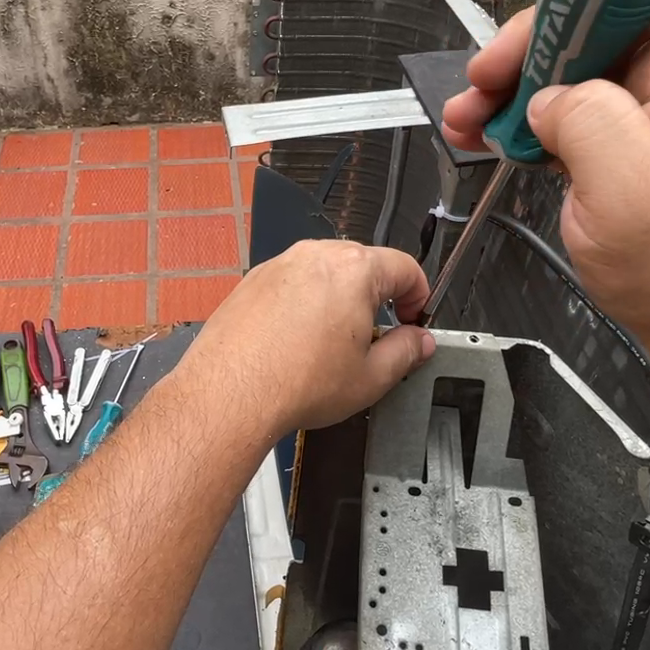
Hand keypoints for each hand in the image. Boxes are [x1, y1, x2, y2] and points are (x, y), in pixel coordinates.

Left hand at [174, 240, 434, 436]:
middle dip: (376, 299)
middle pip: (362, 266)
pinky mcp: (251, 282)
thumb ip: (406, 352)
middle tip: (375, 338)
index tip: (414, 319)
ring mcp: (278, 265)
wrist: (230, 393)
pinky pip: (290, 286)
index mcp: (354, 269)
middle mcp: (315, 256)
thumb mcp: (371, 377)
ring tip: (331, 347)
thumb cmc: (297, 383)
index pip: (405, 268)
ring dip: (337, 302)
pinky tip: (297, 344)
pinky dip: (302, 306)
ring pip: (323, 275)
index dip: (418, 295)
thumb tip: (419, 341)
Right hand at [440, 0, 649, 364]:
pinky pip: (563, 105)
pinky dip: (519, 114)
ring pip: (574, 58)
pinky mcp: (616, 141)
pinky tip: (483, 135)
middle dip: (538, 30)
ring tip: (466, 117)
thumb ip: (586, 119)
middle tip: (485, 75)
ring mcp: (642, 110)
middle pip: (608, 7)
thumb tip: (548, 97)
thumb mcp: (630, 190)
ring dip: (514, 78)